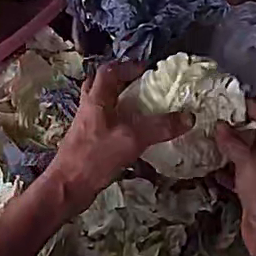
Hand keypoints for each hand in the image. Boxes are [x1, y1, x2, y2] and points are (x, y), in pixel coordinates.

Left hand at [46, 62, 189, 206]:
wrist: (67, 188)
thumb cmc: (94, 158)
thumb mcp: (131, 140)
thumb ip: (159, 127)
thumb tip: (189, 117)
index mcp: (96, 100)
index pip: (108, 72)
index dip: (126, 67)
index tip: (146, 70)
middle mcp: (88, 110)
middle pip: (100, 86)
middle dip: (120, 82)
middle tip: (140, 86)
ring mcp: (86, 127)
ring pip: (102, 107)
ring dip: (119, 104)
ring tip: (140, 110)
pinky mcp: (88, 144)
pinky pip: (105, 126)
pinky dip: (119, 126)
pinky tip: (133, 137)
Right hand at [215, 101, 255, 255]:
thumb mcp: (251, 164)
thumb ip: (235, 144)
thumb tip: (219, 126)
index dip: (252, 106)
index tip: (231, 102)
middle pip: (255, 136)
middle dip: (236, 128)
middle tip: (213, 119)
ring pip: (245, 157)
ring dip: (228, 149)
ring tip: (207, 140)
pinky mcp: (253, 194)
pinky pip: (237, 177)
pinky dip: (225, 171)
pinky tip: (210, 169)